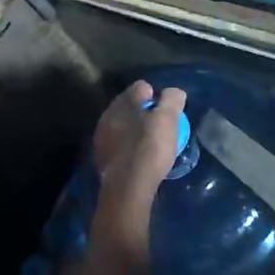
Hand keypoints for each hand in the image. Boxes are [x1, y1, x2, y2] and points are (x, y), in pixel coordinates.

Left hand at [91, 81, 186, 235]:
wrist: (127, 186)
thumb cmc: (150, 148)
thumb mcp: (169, 120)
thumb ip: (172, 100)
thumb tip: (173, 93)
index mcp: (124, 101)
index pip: (142, 87)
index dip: (157, 97)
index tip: (168, 113)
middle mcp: (108, 114)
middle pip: (130, 106)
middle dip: (144, 113)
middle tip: (161, 128)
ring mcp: (101, 136)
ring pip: (122, 126)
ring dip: (134, 130)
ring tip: (150, 145)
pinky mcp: (101, 157)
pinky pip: (118, 144)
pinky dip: (127, 147)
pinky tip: (138, 158)